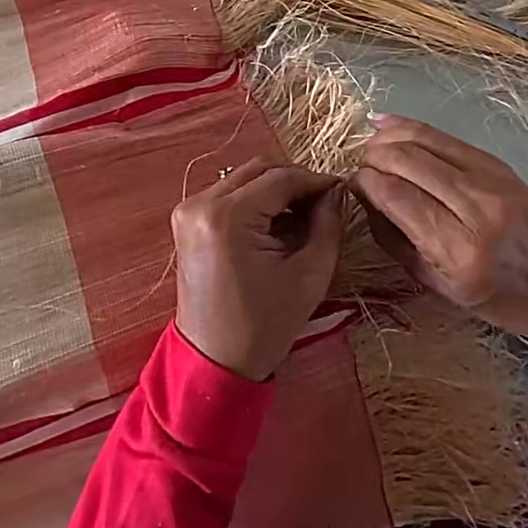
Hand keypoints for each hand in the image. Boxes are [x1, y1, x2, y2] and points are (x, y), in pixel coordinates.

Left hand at [172, 159, 344, 381]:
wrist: (215, 357)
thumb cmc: (265, 324)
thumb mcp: (310, 274)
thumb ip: (327, 223)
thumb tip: (335, 190)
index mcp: (227, 216)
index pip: (279, 178)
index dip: (314, 180)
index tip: (341, 190)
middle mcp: (200, 203)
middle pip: (257, 170)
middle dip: (293, 181)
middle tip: (323, 203)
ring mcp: (188, 209)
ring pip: (242, 179)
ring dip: (273, 190)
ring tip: (302, 218)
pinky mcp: (186, 219)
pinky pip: (227, 194)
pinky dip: (254, 201)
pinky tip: (275, 225)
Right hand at [349, 115, 527, 343]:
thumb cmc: (495, 297)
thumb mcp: (431, 280)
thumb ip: (390, 234)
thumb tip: (361, 192)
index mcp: (456, 250)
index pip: (392, 194)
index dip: (361, 182)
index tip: (351, 185)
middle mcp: (475, 209)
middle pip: (403, 160)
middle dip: (371, 158)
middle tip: (361, 169)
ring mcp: (490, 181)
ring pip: (421, 140)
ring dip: (386, 139)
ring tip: (370, 149)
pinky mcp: (498, 164)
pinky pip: (443, 136)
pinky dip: (408, 128)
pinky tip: (384, 127)